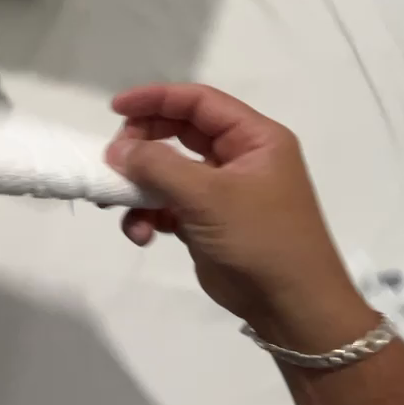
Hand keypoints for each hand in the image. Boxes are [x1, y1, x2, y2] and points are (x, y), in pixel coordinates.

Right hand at [105, 84, 376, 351]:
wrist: (290, 305)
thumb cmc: (260, 239)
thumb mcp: (208, 196)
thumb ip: (158, 166)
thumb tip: (117, 149)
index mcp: (254, 139)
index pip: (199, 102)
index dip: (156, 99)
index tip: (114, 109)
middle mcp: (238, 158)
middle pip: (178, 134)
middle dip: (142, 146)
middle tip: (113, 161)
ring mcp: (220, 191)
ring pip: (166, 172)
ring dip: (139, 187)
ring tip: (117, 204)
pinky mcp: (204, 221)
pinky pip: (165, 205)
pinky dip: (147, 215)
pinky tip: (141, 234)